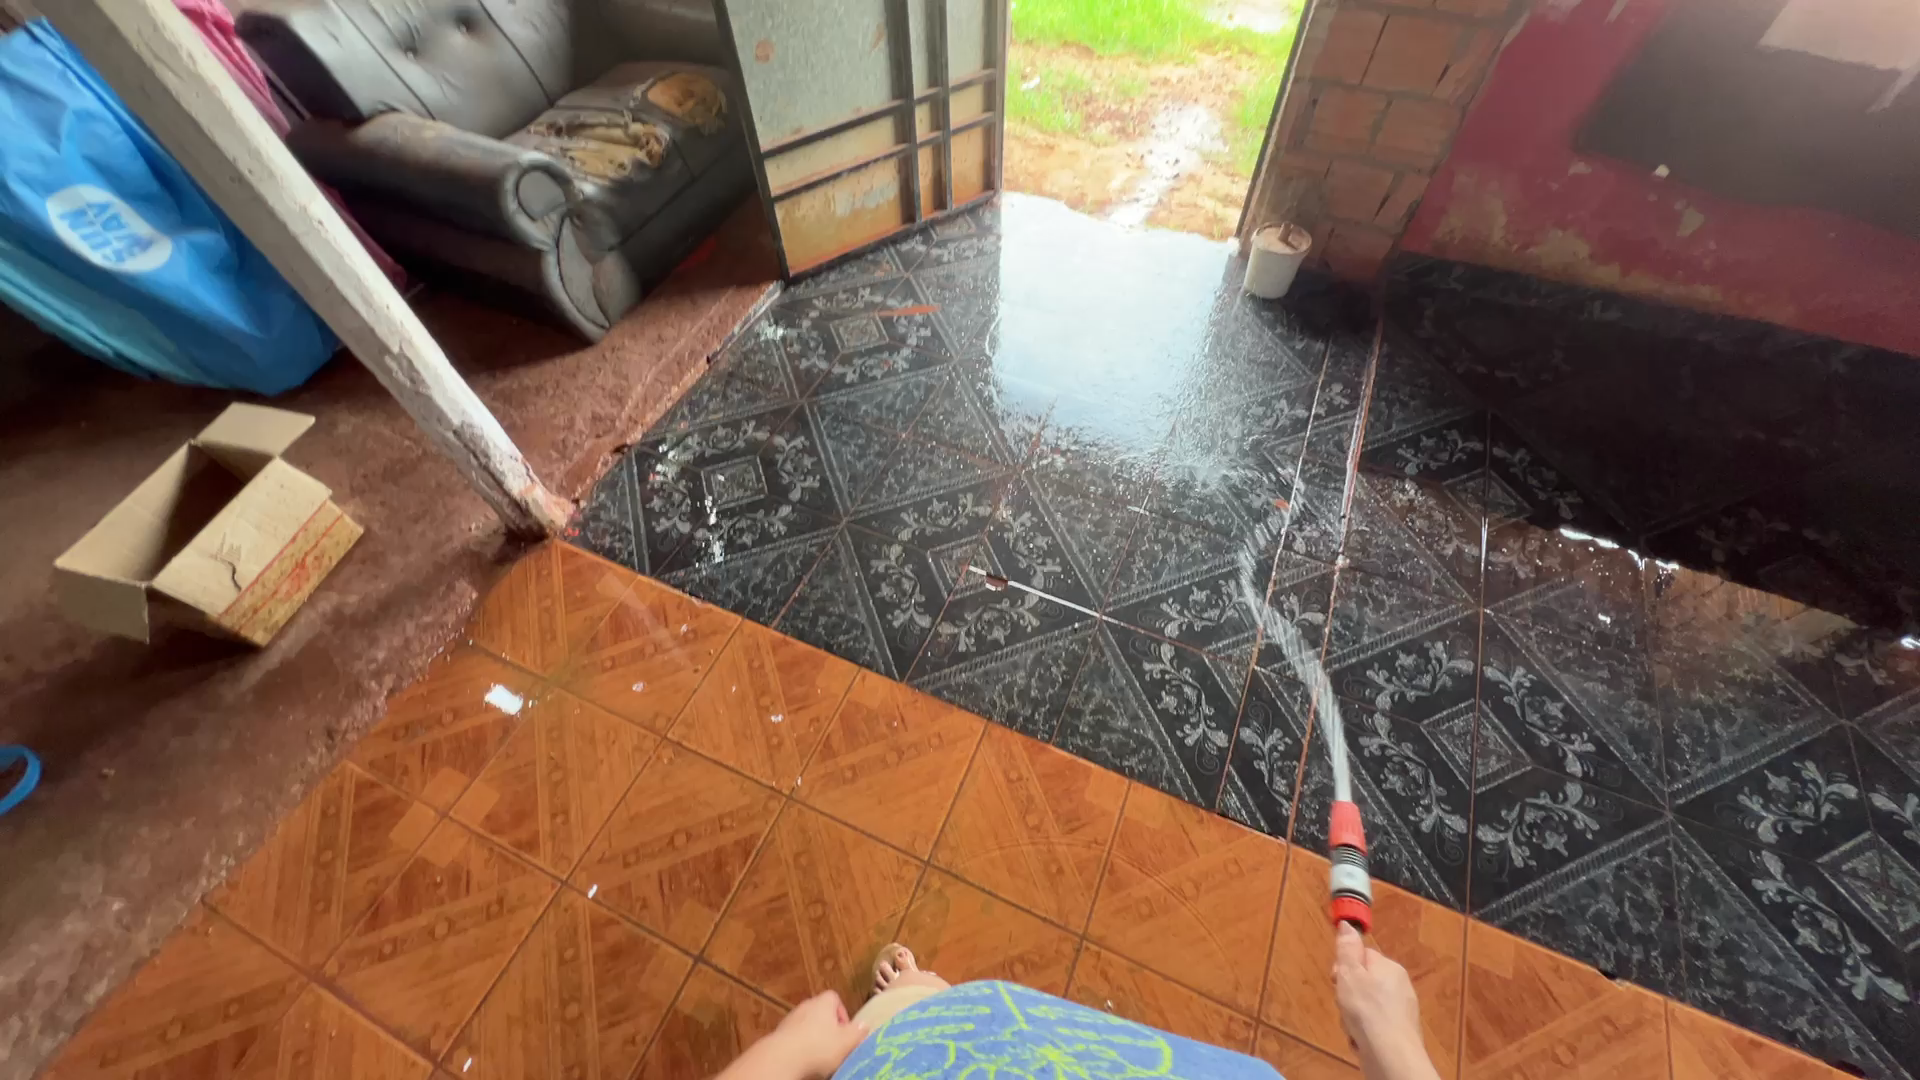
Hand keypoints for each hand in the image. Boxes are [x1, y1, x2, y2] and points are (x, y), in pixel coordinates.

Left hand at [766, 990, 870, 1079]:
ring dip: (812, 1039)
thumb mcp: (846, 1042)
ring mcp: (791, 1018)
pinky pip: (794, 1038)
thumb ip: (858, 1032)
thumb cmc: (819, 1046)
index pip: (836, 1000)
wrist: (782, 1058)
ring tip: (818, 1058)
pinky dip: (799, 1047)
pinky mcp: (779, 1034)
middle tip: (834, 1048)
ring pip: (807, 1026)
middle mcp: (807, 1004)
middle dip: (827, 1029)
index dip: (842, 1016)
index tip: (845, 1034)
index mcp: (825, 1001)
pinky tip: (803, 1061)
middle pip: (821, 1014)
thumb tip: (864, 1025)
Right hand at [1332, 923, 1439, 1079]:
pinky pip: (1372, 1024)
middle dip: (1348, 994)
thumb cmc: (1367, 1010)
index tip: (1337, 979)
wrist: (1392, 1058)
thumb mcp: (1350, 973)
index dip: (1345, 966)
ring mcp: (1401, 1013)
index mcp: (1390, 968)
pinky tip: (1360, 1039)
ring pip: (1365, 1005)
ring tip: (1352, 1025)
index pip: (1362, 955)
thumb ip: (1347, 948)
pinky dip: (1363, 1031)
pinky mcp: (1398, 1034)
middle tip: (1344, 1004)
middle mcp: (1399, 987)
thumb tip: (1347, 924)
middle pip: (1362, 981)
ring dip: (1352, 1015)